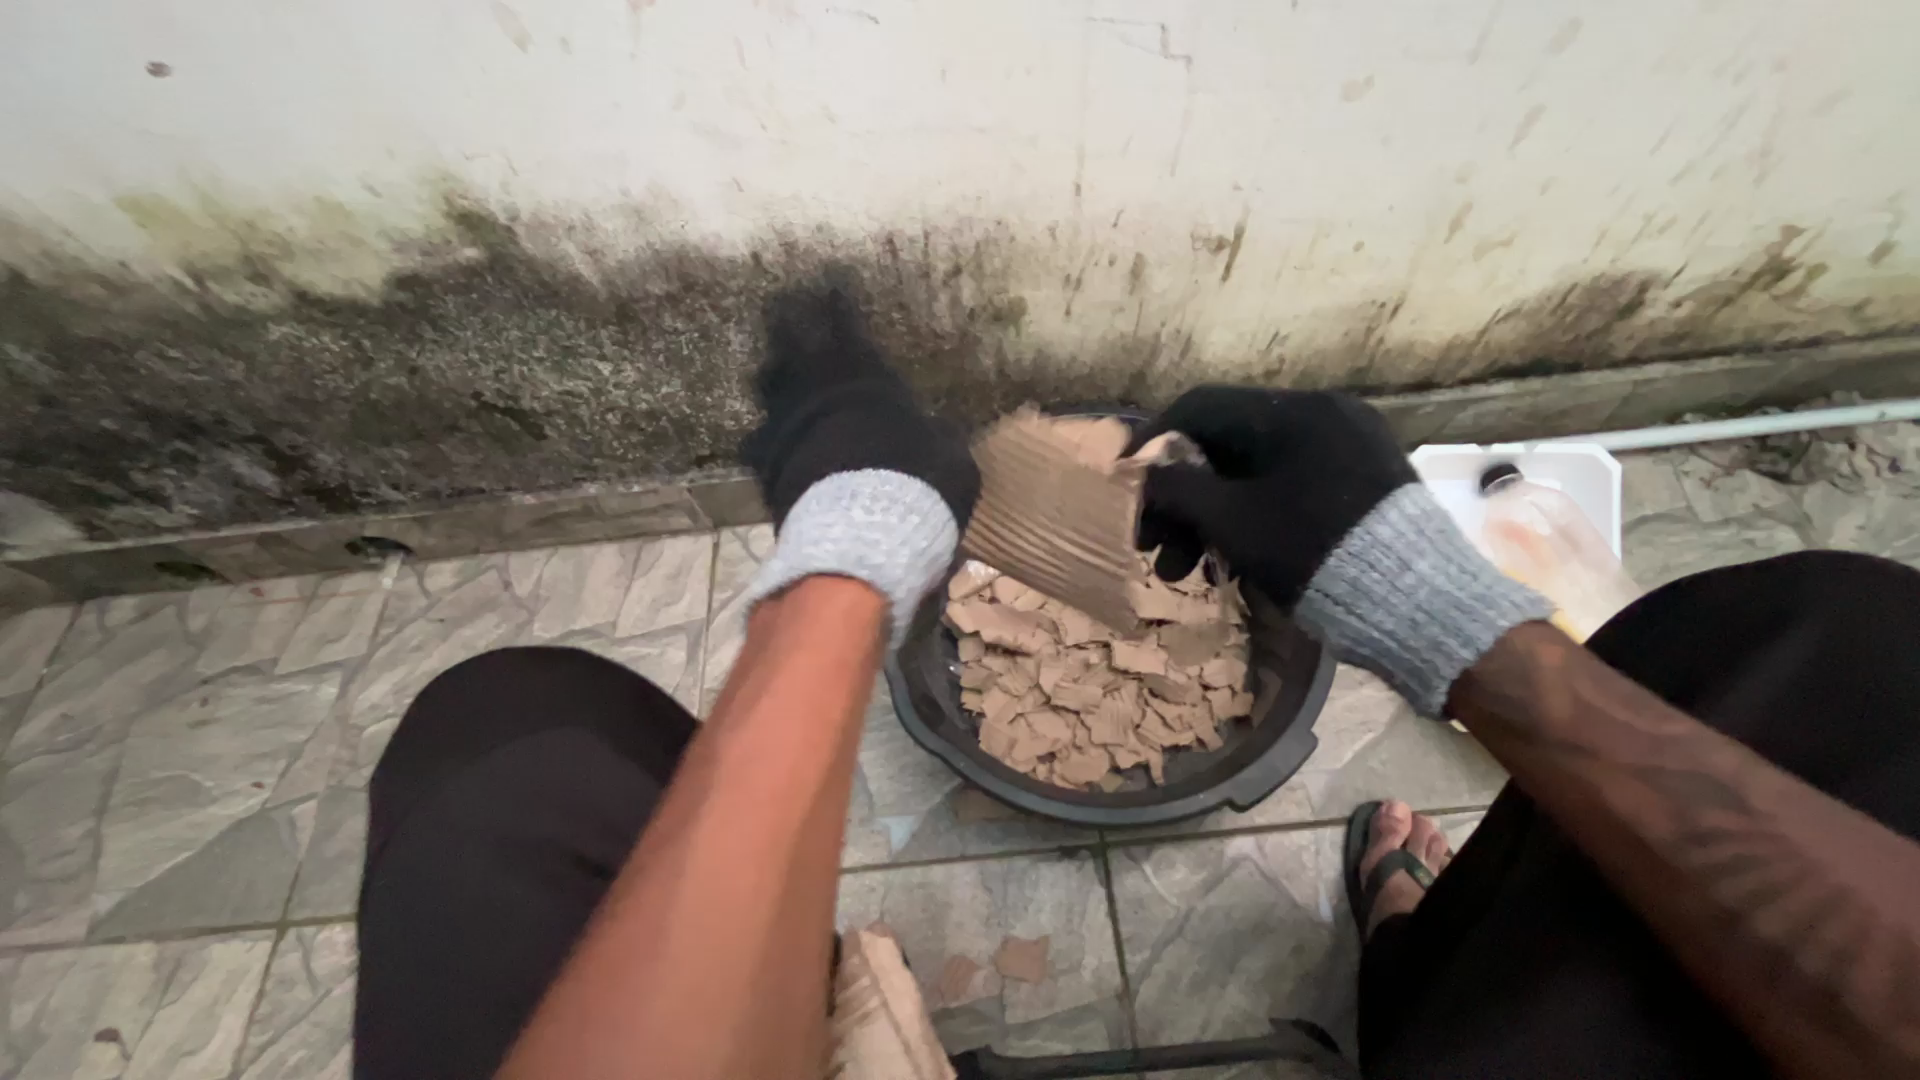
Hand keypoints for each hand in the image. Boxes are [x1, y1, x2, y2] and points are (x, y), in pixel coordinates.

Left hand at [743, 282, 977, 531]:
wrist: (863, 526)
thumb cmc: (917, 480)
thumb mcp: (946, 452)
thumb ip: (935, 433)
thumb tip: (939, 431)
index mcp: (861, 371)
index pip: (843, 318)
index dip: (836, 298)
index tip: (829, 281)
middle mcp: (815, 386)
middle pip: (787, 337)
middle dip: (785, 319)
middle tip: (780, 305)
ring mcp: (782, 422)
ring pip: (765, 384)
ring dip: (772, 377)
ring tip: (774, 375)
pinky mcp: (763, 462)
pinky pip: (756, 442)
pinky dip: (763, 440)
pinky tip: (764, 444)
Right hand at [1127, 385, 1552, 716]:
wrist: (1420, 609)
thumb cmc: (1315, 554)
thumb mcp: (1231, 521)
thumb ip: (1177, 489)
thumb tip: (1140, 474)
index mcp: (1295, 411)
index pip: (1200, 406)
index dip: (1153, 440)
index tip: (1125, 479)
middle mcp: (1324, 416)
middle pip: (1225, 447)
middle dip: (1180, 499)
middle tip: (1151, 545)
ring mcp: (1347, 450)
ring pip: (1252, 476)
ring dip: (1209, 519)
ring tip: (1184, 573)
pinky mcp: (1360, 486)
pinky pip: (1285, 491)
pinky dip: (1249, 521)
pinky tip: (1227, 566)